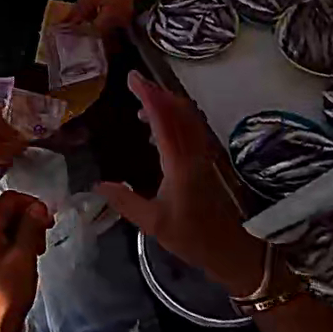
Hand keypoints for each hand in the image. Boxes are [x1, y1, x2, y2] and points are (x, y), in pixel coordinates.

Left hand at [0, 192, 52, 331]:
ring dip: (26, 232)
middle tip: (43, 236)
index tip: (47, 218)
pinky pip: (3, 239)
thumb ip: (31, 228)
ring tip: (36, 250)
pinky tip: (27, 257)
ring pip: (7, 225)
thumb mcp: (24, 257)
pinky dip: (18, 242)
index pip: (9, 199)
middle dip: (29, 219)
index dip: (31, 204)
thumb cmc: (5, 296)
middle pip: (7, 210)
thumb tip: (38, 208)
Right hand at [94, 72, 267, 294]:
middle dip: (158, 92)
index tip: (132, 79)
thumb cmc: (193, 238)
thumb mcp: (152, 223)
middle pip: (180, 111)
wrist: (234, 252)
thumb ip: (125, 201)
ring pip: (189, 118)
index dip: (149, 96)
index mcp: (180, 164)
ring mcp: (204, 157)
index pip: (164, 120)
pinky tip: (158, 128)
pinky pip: (191, 130)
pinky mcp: (207, 163)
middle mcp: (195, 154)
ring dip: (167, 103)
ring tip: (143, 101)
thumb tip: (98, 184)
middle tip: (135, 82)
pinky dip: (175, 118)